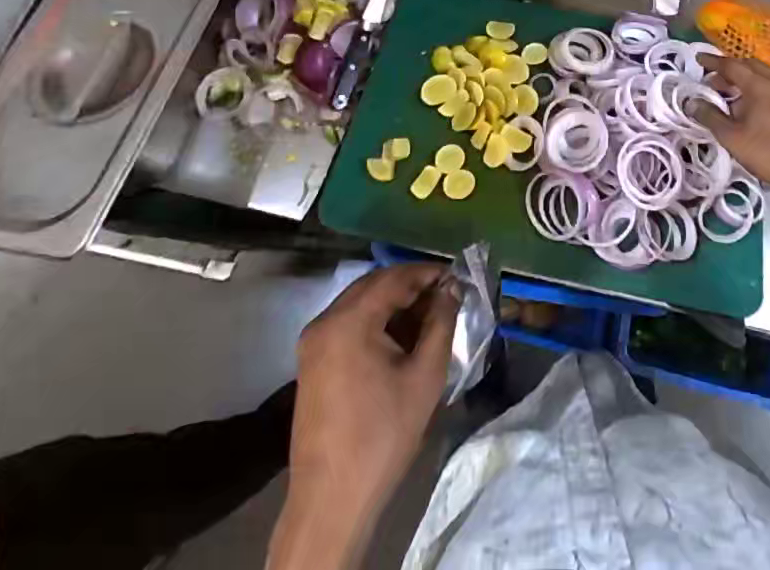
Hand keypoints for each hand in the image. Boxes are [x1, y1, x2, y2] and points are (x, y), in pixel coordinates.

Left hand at [272, 264, 458, 568]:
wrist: (333, 496)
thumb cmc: (384, 433)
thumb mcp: (425, 374)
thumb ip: (441, 322)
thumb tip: (451, 289)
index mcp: (348, 321)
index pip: (394, 277)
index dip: (427, 273)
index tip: (457, 277)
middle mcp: (324, 321)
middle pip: (373, 285)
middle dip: (411, 285)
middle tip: (446, 295)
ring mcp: (313, 342)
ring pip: (359, 302)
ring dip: (393, 301)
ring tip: (429, 315)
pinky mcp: (311, 361)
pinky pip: (347, 323)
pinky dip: (375, 320)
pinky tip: (401, 336)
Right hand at [693, 54, 769, 205]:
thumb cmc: (768, 154)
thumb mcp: (732, 138)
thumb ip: (710, 117)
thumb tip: (691, 101)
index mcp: (760, 86)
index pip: (732, 66)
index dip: (713, 61)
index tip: (698, 58)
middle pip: (751, 66)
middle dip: (730, 68)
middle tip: (713, 81)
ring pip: (765, 76)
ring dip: (746, 78)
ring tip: (731, 94)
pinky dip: (759, 88)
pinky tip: (753, 107)